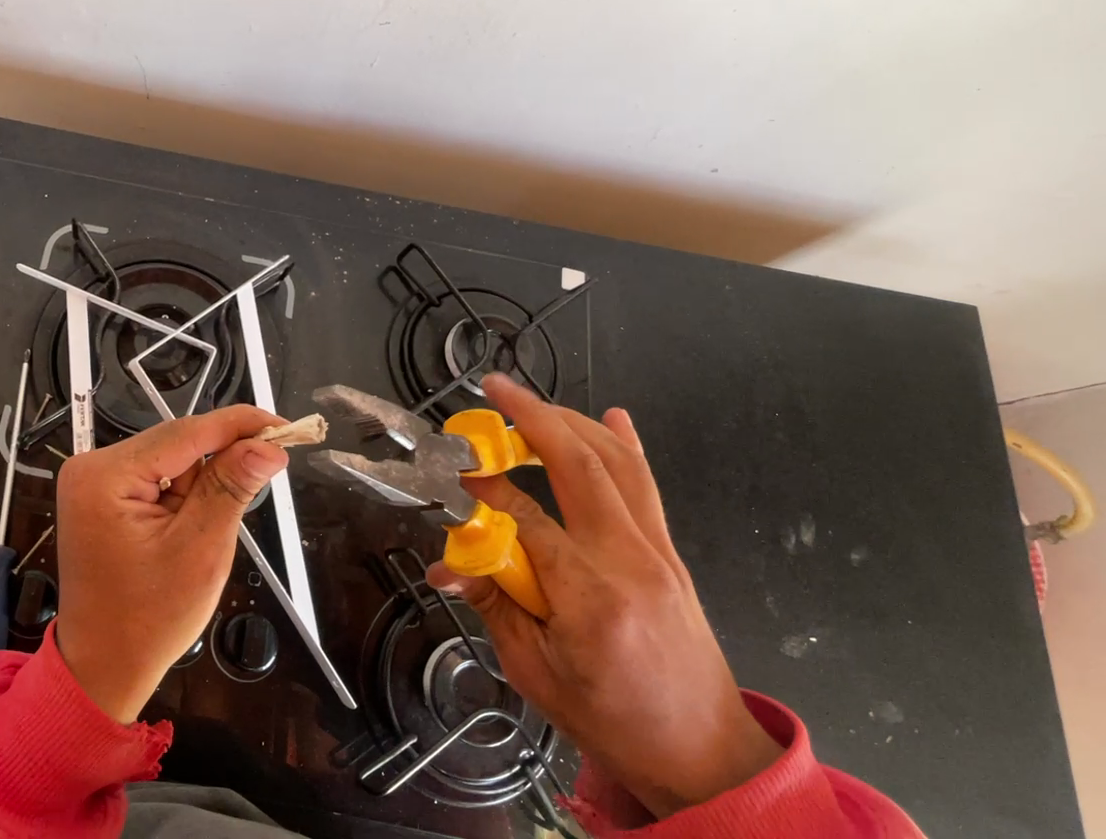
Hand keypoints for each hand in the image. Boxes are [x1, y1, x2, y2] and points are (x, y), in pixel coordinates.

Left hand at [51, 405, 287, 722]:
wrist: (104, 666)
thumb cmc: (151, 618)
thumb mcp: (200, 549)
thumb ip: (231, 487)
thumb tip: (268, 445)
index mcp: (106, 475)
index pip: (185, 433)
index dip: (239, 425)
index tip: (285, 427)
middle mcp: (91, 466)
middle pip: (175, 444)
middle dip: (220, 461)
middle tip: (265, 477)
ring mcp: (92, 481)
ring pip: (168, 461)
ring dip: (200, 485)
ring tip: (206, 532)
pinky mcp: (99, 497)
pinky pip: (154, 479)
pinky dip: (182, 496)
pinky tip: (188, 527)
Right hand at [428, 373, 782, 818]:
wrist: (702, 754)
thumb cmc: (610, 720)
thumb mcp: (534, 670)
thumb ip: (492, 603)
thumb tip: (443, 566)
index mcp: (590, 595)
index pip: (526, 518)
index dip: (486, 491)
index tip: (457, 476)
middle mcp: (629, 559)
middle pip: (579, 466)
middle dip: (534, 418)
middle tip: (495, 389)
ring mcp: (657, 551)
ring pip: (617, 464)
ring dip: (572, 422)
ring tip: (532, 401)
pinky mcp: (669, 553)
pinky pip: (645, 486)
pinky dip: (626, 446)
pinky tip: (614, 417)